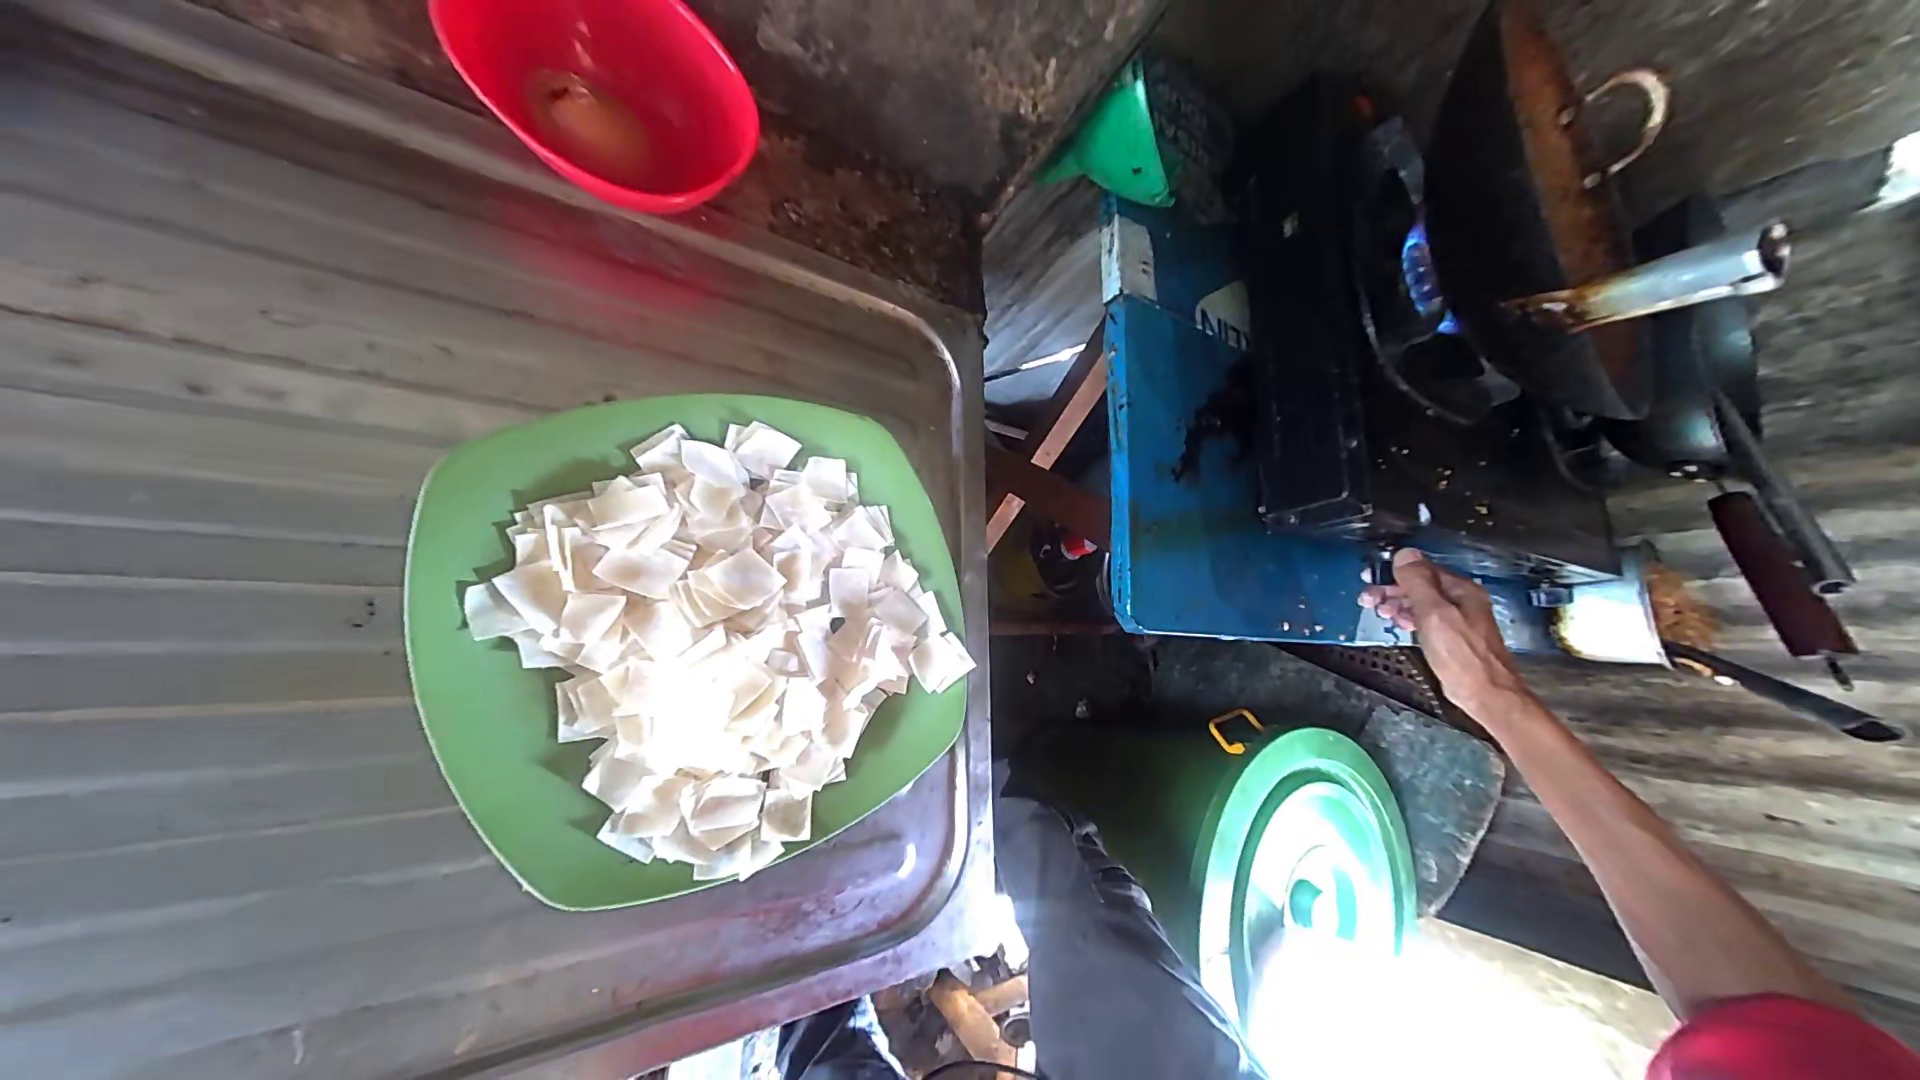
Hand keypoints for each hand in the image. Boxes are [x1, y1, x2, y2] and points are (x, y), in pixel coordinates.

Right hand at [1358, 549, 1533, 720]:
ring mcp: (1457, 619)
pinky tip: (1398, 623)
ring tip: (1380, 612)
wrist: (1484, 694)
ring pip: (1420, 601)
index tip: (1369, 580)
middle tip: (1368, 599)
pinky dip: (1407, 617)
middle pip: (1420, 585)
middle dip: (1391, 589)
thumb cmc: (1460, 654)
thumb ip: (1419, 582)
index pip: (1422, 569)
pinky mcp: (1451, 636)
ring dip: (1397, 603)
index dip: (1393, 572)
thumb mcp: (1434, 613)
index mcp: (1461, 590)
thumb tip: (1405, 554)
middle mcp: (1461, 600)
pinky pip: (1424, 617)